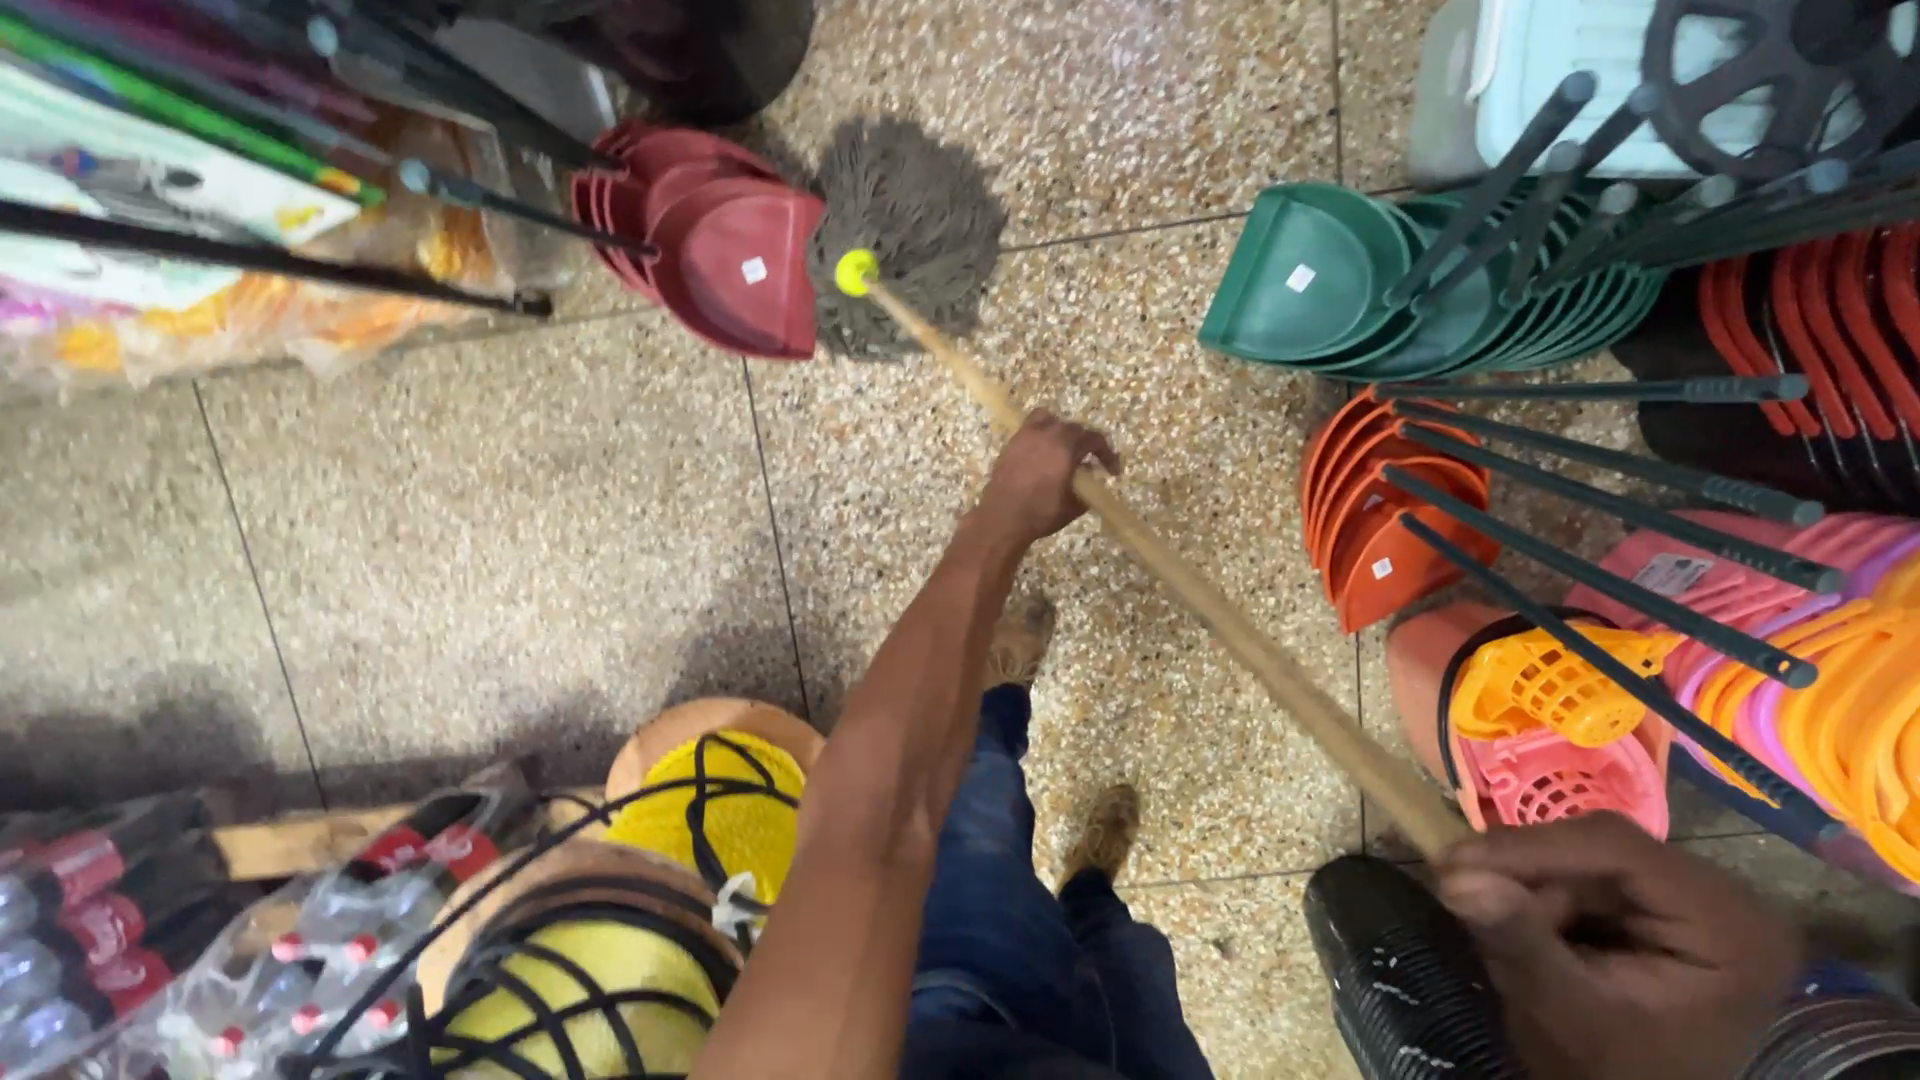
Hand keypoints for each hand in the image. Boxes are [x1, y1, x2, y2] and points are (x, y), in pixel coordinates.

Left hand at [975, 409, 1120, 545]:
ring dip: (1062, 431)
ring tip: (1063, 448)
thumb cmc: (1040, 513)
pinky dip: (1041, 433)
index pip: (1095, 440)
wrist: (1002, 517)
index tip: (1112, 471)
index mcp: (1067, 448)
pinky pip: (1030, 427)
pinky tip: (1042, 450)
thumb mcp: (1073, 507)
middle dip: (1086, 443)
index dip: (1107, 454)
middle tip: (1089, 460)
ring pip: (1050, 420)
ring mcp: (1027, 435)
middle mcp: (1048, 435)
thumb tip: (1088, 484)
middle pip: (1074, 428)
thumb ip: (1086, 491)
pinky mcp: (1012, 442)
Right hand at [1436, 813, 1799, 1079]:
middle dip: (1522, 865)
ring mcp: (1688, 898)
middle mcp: (1721, 898)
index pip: (1619, 849)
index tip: (1453, 861)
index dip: (1531, 845)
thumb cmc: (1613, 1073)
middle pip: (1598, 844)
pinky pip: (1578, 869)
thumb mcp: (1562, 1012)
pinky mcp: (1654, 903)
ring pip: (1578, 852)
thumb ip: (1517, 940)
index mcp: (1731, 927)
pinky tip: (1519, 921)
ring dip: (1523, 879)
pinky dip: (1535, 889)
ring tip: (1486, 914)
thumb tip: (1454, 877)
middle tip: (1452, 883)